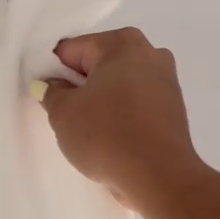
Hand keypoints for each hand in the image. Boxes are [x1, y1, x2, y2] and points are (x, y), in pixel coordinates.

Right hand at [37, 27, 206, 207]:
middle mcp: (150, 53)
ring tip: (88, 131)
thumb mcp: (63, 113)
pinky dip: (120, 115)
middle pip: (98, 64)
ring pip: (118, 86)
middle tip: (65, 115)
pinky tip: (110, 138)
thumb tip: (51, 85)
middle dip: (79, 86)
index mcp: (122, 43)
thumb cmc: (105, 135)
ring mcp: (166, 80)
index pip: (71, 50)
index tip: (47, 97)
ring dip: (100, 102)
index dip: (52, 73)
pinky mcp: (172, 108)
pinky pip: (135, 104)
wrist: (158, 176)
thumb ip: (51, 92)